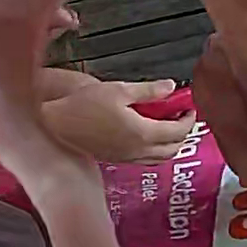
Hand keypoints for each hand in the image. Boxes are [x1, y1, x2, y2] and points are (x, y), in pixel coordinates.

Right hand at [42, 79, 196, 162]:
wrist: (57, 124)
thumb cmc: (83, 105)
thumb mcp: (118, 90)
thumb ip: (147, 90)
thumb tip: (170, 86)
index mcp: (142, 132)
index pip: (178, 131)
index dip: (189, 119)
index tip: (189, 108)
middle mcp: (138, 149)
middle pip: (173, 148)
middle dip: (183, 133)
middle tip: (182, 117)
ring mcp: (126, 157)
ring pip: (160, 158)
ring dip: (170, 144)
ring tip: (167, 128)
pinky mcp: (115, 159)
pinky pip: (144, 159)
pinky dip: (154, 150)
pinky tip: (146, 136)